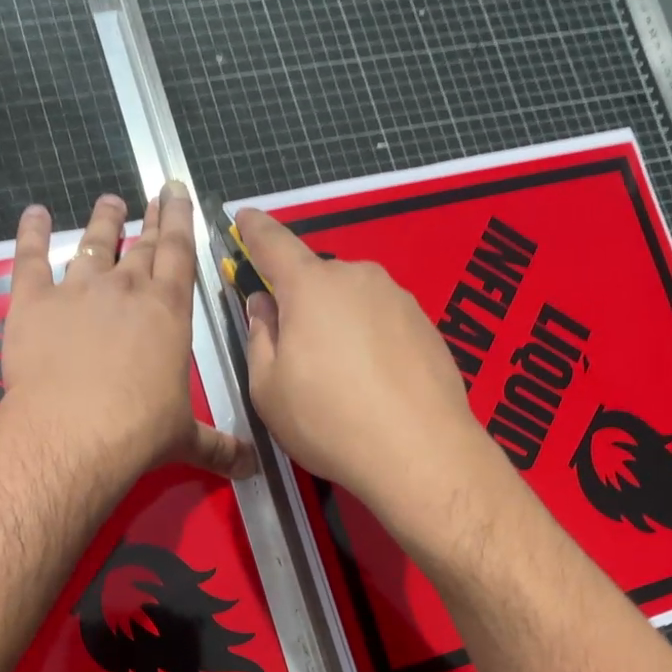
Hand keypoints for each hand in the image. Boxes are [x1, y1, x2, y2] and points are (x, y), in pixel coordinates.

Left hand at [3, 185, 253, 479]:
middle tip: (152, 195)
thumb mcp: (185, 439)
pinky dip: (32, 233)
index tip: (176, 192)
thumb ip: (218, 447)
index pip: (179, 253)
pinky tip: (34, 213)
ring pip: (93, 245)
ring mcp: (77, 291)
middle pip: (141, 244)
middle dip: (149, 218)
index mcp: (169, 312)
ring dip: (102, 222)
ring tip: (108, 202)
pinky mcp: (33, 302)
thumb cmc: (139, 433)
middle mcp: (126, 290)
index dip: (180, 219)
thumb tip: (251, 467)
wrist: (72, 432)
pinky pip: (31, 258)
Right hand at [235, 208, 498, 518]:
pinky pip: (383, 324)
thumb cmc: (328, 421)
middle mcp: (358, 278)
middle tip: (294, 354)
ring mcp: (399, 299)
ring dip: (338, 326)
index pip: (273, 243)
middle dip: (301, 303)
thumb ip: (260, 337)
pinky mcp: (427, 326)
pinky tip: (372, 386)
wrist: (420, 451)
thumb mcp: (268, 389)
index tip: (243, 220)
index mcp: (311, 287)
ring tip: (339, 380)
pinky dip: (370, 344)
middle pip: (317, 280)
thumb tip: (266, 305)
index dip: (253, 231)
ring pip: (353, 302)